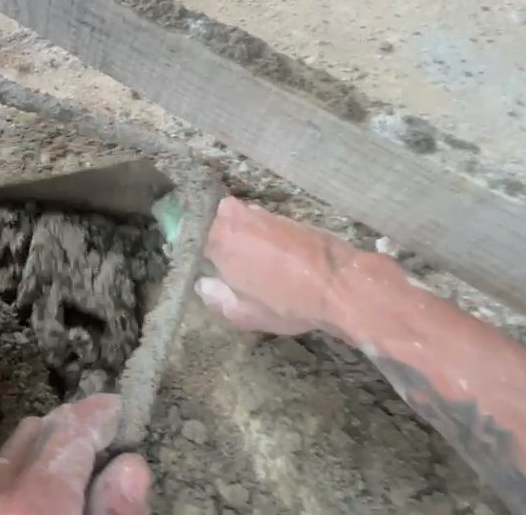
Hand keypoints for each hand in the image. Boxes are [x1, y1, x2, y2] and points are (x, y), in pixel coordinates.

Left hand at [0, 394, 149, 514]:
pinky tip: (37, 484)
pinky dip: (19, 470)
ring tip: (75, 453)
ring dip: (43, 447)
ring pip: (10, 454)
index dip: (97, 416)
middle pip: (35, 434)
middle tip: (103, 428)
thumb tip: (129, 466)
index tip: (117, 405)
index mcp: (33, 504)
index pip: (69, 436)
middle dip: (71, 427)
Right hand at [194, 195, 364, 338]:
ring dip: (235, 236)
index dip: (183, 243)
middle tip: (215, 261)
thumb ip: (215, 297)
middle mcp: (232, 216)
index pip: (183, 229)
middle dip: (208, 236)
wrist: (342, 285)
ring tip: (245, 263)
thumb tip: (202, 284)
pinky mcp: (281, 216)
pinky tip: (270, 259)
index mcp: (214, 236)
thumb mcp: (243, 313)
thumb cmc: (286, 301)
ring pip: (234, 220)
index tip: (189, 259)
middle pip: (208, 220)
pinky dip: (258, 237)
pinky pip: (257, 224)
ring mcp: (258, 212)